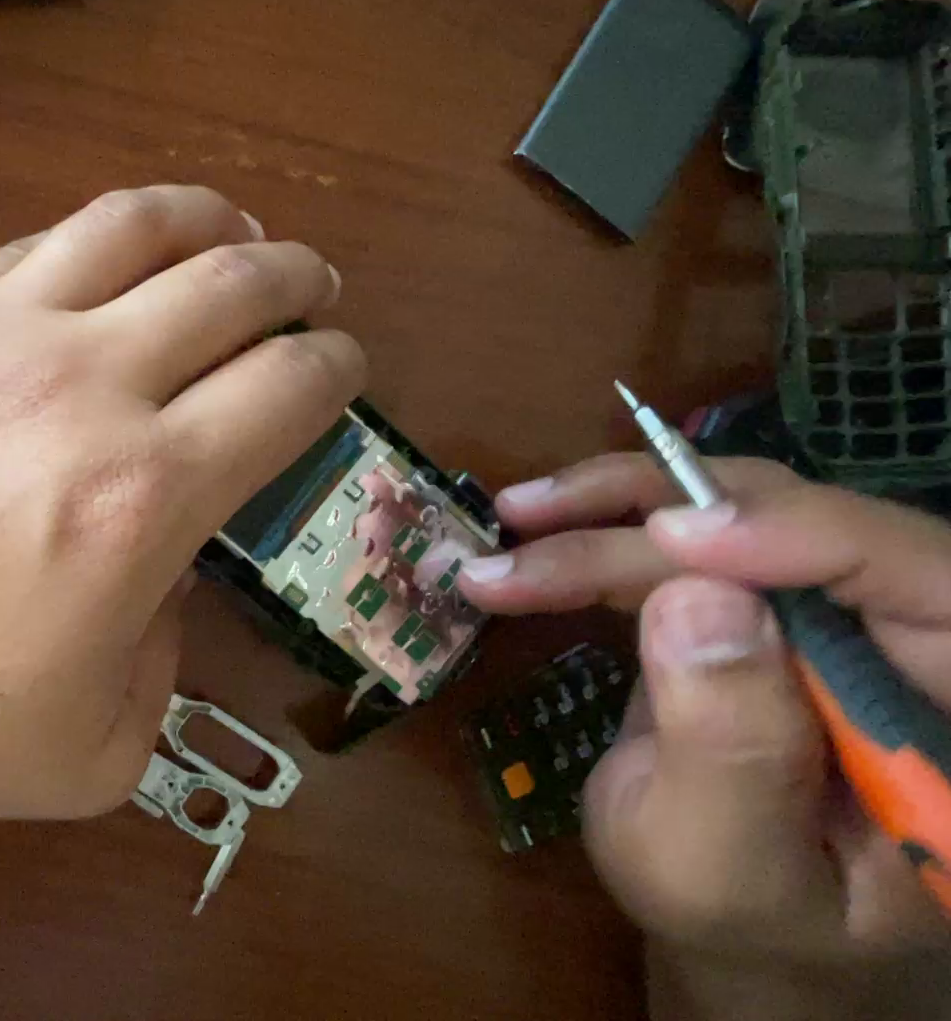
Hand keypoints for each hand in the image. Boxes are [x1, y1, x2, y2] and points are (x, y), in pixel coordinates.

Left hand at [0, 185, 360, 820]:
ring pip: (132, 225)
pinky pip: (31, 246)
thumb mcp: (93, 750)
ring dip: (205, 219)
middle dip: (295, 278)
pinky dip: (94, 241)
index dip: (334, 369)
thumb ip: (168, 659)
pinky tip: (99, 265)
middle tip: (311, 289)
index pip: (288, 388)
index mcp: (144, 494)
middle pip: (231, 282)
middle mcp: (83, 383)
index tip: (341, 368)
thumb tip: (164, 572)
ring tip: (229, 231)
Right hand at [455, 457, 950, 972]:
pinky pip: (683, 540)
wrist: (733, 915)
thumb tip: (693, 596)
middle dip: (650, 514)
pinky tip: (530, 539)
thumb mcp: (724, 859)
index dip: (807, 536)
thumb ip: (729, 744)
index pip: (931, 587)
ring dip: (611, 506)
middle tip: (523, 528)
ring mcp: (833, 614)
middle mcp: (915, 642)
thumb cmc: (739, 912)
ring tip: (513, 516)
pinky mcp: (757, 604)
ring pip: (733, 511)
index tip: (665, 531)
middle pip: (802, 526)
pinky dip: (598, 532)